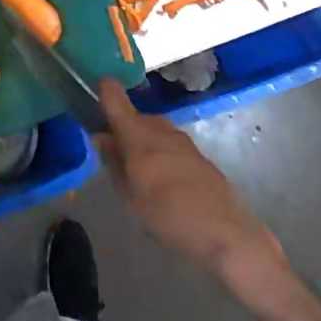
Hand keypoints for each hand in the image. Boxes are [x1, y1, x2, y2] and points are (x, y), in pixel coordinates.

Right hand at [95, 78, 282, 274]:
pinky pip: (168, 143)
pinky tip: (163, 181)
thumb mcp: (130, 197)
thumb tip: (102, 138)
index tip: (95, 89)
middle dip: (121, 130)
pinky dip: (159, 152)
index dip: (103, 89)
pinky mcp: (196, 152)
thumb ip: (114, 163)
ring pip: (151, 130)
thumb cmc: (169, 215)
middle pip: (133, 117)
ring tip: (138, 173)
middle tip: (113, 155)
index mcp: (137, 134)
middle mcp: (158, 126)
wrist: (225, 231)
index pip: (114, 98)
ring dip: (142, 142)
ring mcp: (180, 137)